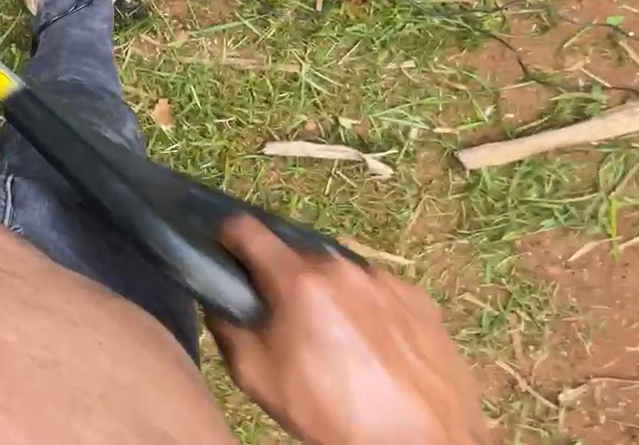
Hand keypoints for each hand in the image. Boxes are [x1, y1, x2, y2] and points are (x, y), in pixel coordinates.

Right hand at [208, 216, 488, 444]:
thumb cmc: (331, 412)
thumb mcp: (255, 376)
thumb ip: (224, 327)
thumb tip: (217, 301)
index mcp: (296, 278)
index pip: (243, 227)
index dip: (226, 236)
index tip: (225, 254)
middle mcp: (339, 266)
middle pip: (292, 249)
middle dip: (279, 271)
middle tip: (282, 310)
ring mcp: (384, 280)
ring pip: (336, 268)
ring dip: (324, 286)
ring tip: (332, 330)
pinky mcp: (420, 300)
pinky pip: (377, 288)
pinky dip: (364, 303)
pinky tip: (371, 341)